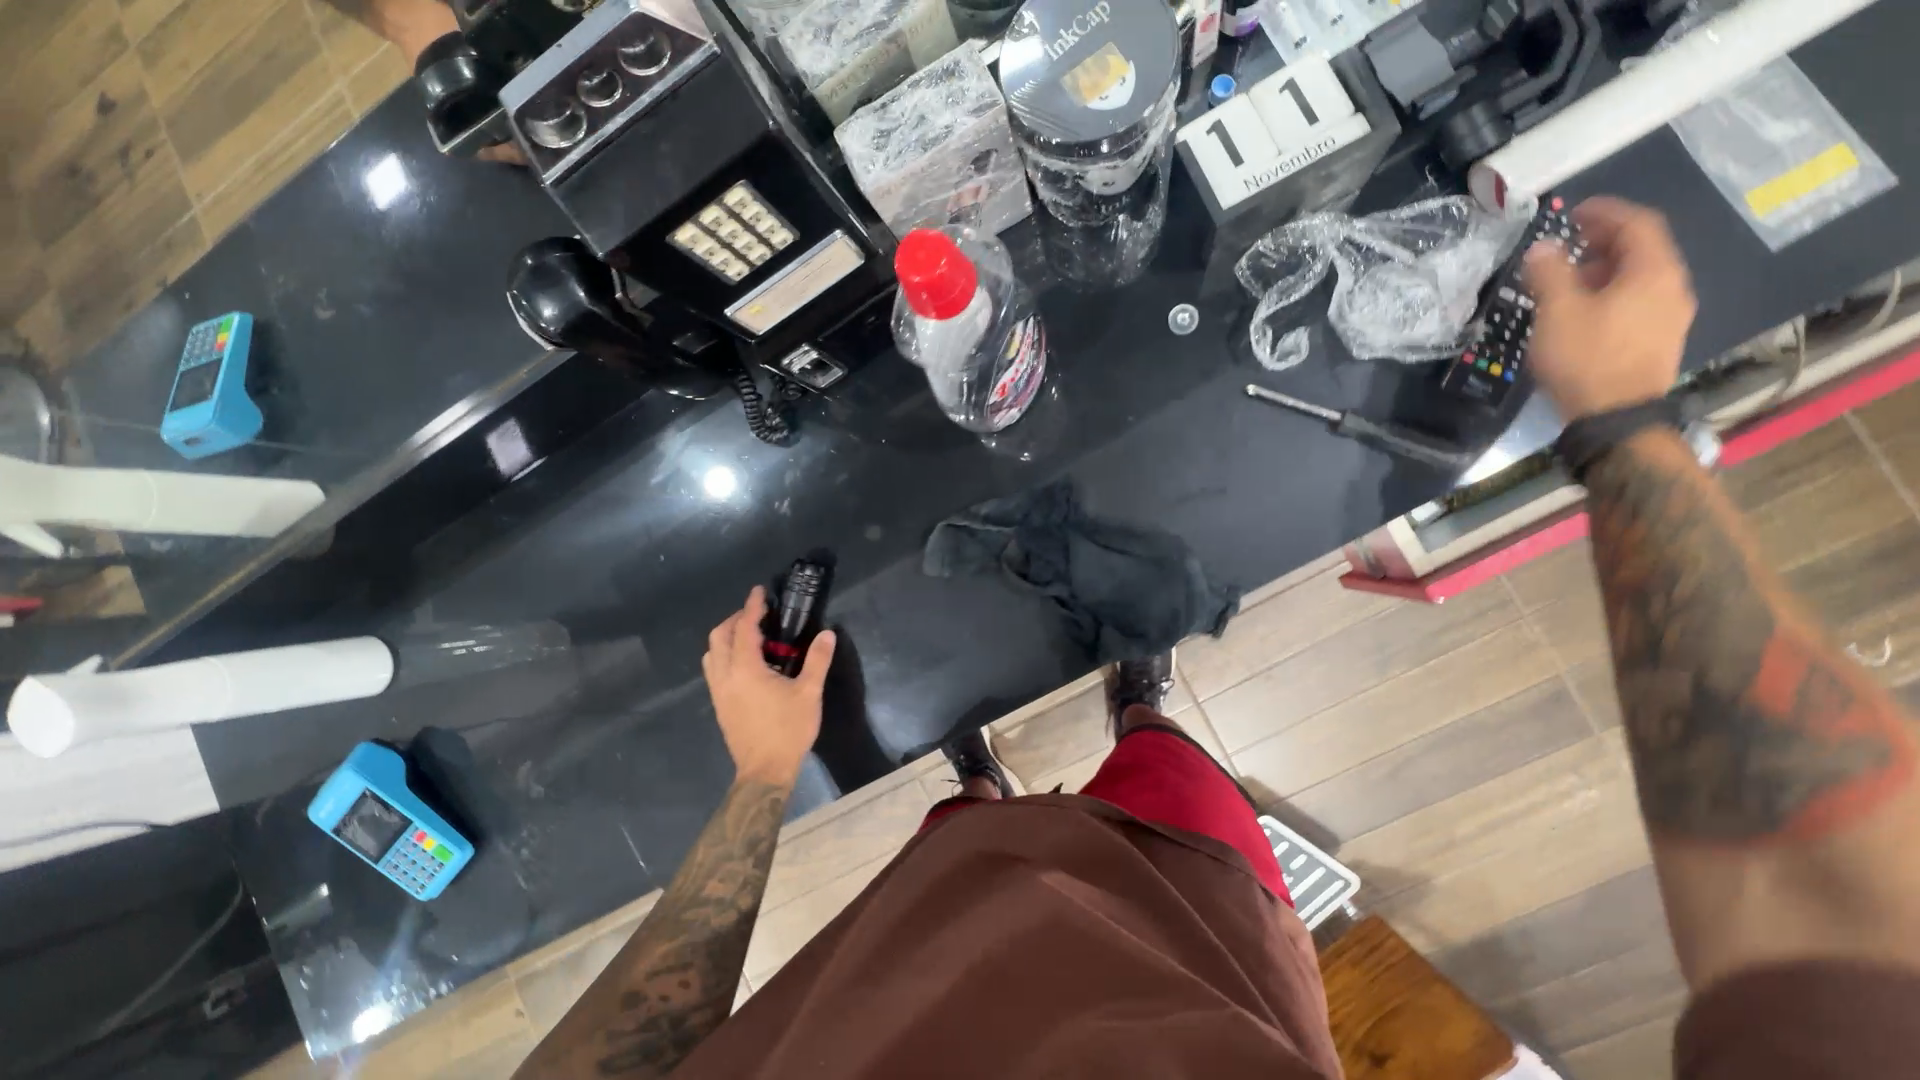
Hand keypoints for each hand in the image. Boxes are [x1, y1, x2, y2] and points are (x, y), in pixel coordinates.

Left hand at [701, 586, 836, 787]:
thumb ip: (817, 660)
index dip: (752, 607)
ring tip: (749, 637)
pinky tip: (746, 664)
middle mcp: (725, 676)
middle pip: (719, 637)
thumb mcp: (809, 693)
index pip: (744, 628)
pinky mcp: (719, 705)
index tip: (760, 592)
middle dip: (735, 620)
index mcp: (746, 669)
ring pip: (712, 654)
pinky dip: (725, 656)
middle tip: (757, 615)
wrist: (764, 771)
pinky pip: (714, 670)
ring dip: (726, 638)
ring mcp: (718, 692)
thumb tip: (827, 634)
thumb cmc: (788, 730)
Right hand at [1522, 197, 1697, 421]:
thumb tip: (1543, 248)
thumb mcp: (1557, 311)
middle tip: (1567, 245)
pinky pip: (1638, 302)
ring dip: (1605, 269)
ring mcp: (1670, 316)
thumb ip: (1549, 273)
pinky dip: (1611, 293)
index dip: (1606, 211)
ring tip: (1568, 280)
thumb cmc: (1586, 358)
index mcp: (1654, 272)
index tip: (1574, 212)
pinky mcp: (1659, 341)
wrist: (1615, 417)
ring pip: (1639, 277)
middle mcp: (1672, 287)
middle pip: (1643, 249)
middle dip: (1603, 240)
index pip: (1638, 224)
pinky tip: (1583, 310)